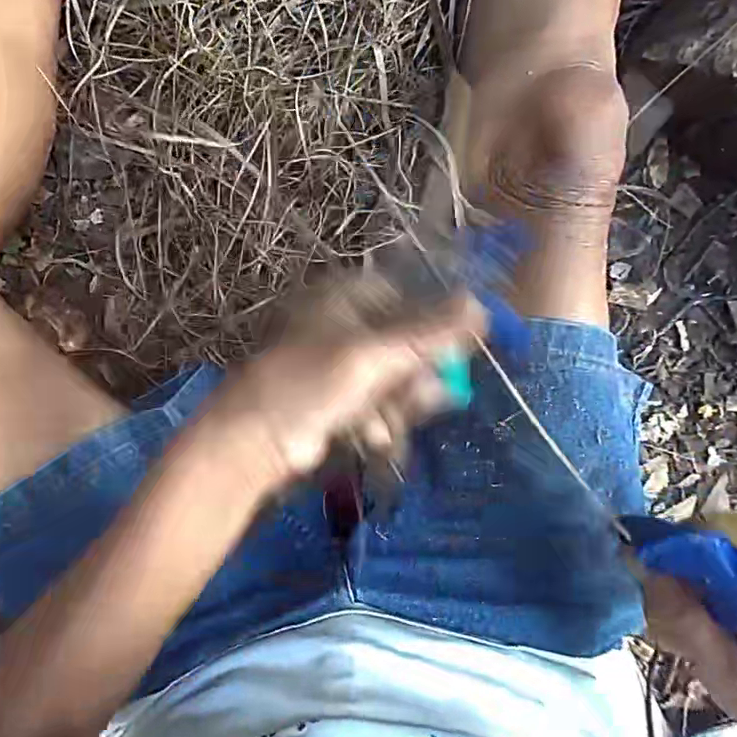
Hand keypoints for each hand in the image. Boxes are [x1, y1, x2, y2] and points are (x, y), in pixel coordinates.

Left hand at [196, 290, 485, 487]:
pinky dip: (378, 420)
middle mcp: (342, 324)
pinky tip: (370, 435)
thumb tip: (481, 305)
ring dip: (397, 405)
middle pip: (404, 343)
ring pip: (394, 378)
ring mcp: (337, 363)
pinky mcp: (336, 399)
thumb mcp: (375, 355)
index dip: (431, 323)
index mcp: (344, 297)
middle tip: (421, 397)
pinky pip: (377, 403)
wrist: (255, 440)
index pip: (405, 295)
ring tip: (384, 423)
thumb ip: (430, 334)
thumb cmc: (311, 385)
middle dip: (414, 376)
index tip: (451, 352)